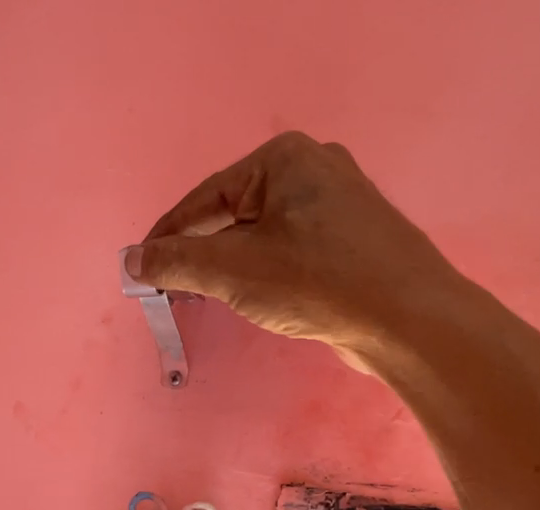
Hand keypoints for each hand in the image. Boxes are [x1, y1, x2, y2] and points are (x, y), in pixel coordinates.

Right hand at [126, 132, 481, 372]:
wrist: (408, 320)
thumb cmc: (315, 282)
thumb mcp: (231, 270)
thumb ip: (174, 262)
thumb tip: (131, 260)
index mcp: (284, 159)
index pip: (204, 199)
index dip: (166, 237)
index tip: (139, 270)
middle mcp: (313, 167)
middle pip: (231, 212)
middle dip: (197, 252)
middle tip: (169, 289)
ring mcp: (337, 201)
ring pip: (258, 232)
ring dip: (226, 264)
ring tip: (205, 295)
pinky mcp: (350, 237)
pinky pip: (286, 246)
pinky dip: (259, 268)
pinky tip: (252, 294)